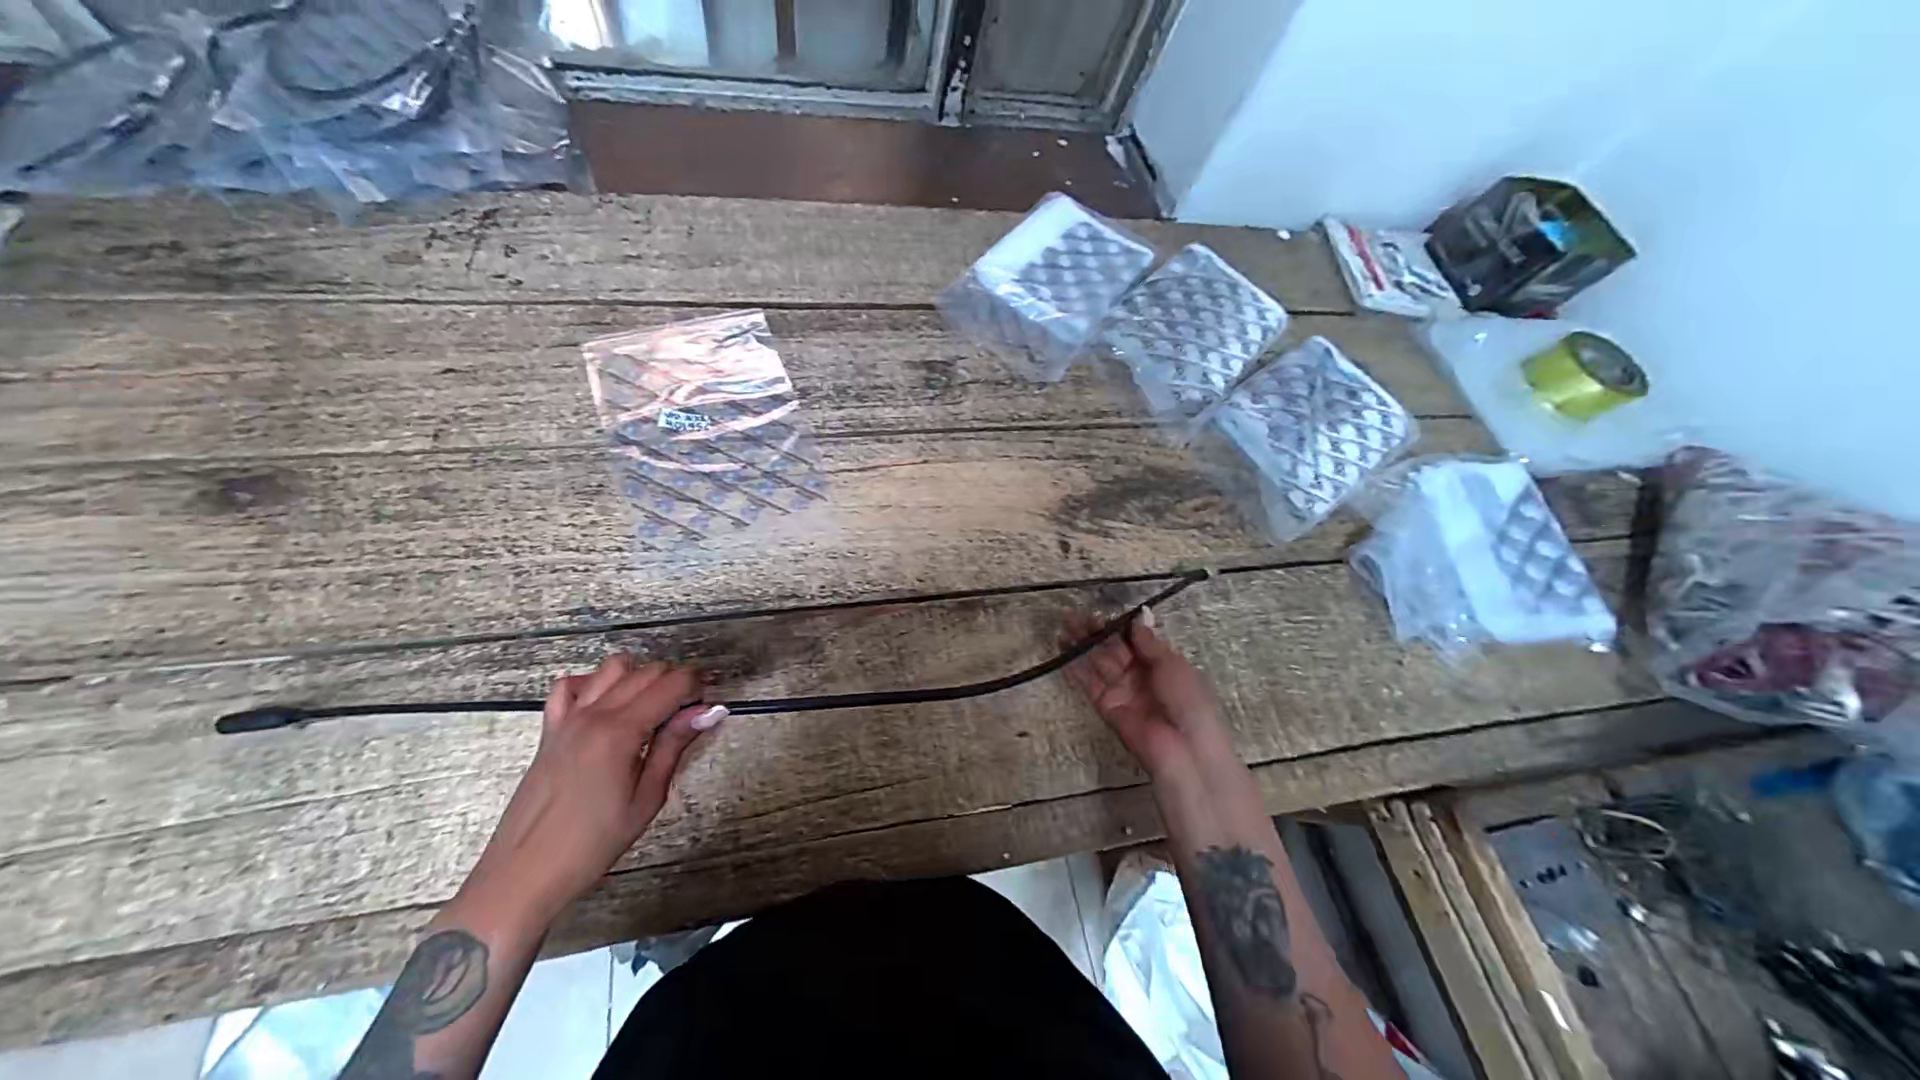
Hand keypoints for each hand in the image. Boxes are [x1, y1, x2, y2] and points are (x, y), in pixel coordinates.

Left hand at [456, 655, 727, 930]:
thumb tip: (707, 712)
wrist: (525, 874)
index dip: (699, 688)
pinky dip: (594, 684)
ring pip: (613, 668)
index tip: (708, 708)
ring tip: (652, 708)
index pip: (673, 683)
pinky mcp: (550, 729)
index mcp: (620, 731)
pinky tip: (608, 706)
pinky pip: (570, 685)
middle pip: (648, 671)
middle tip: (689, 715)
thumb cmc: (592, 844)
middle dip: (677, 682)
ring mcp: (567, 718)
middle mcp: (593, 714)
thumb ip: (675, 746)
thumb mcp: (647, 798)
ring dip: (640, 677)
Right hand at [1064, 608, 1235, 782]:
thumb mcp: (1173, 665)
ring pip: (1097, 661)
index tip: (1102, 613)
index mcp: (1161, 663)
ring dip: (1081, 644)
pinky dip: (1075, 667)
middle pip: (1112, 648)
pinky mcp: (1106, 705)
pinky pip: (1089, 683)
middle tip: (1074, 616)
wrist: (1185, 748)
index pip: (1133, 639)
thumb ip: (1149, 643)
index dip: (1117, 626)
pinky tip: (1063, 650)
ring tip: (1064, 626)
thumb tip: (1135, 621)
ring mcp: (1121, 690)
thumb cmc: (1188, 700)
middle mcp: (1139, 674)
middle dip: (1094, 632)